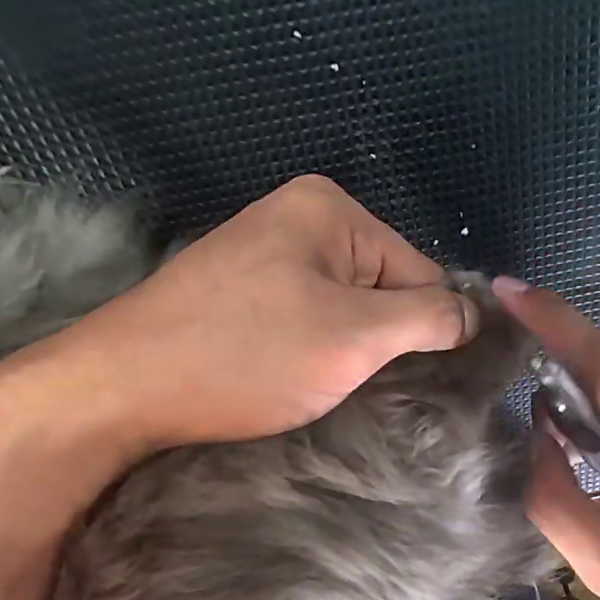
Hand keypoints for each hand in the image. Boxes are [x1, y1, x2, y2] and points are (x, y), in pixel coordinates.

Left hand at [35, 175, 477, 450]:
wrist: (121, 389)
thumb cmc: (246, 355)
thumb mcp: (355, 336)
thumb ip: (430, 318)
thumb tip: (478, 315)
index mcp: (333, 210)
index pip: (422, 272)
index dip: (424, 328)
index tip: (404, 373)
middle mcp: (303, 217)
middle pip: (388, 287)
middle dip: (383, 338)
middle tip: (355, 379)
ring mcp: (271, 251)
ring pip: (352, 308)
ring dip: (351, 348)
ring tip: (322, 380)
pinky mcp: (249, 288)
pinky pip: (314, 315)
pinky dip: (319, 348)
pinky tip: (297, 373)